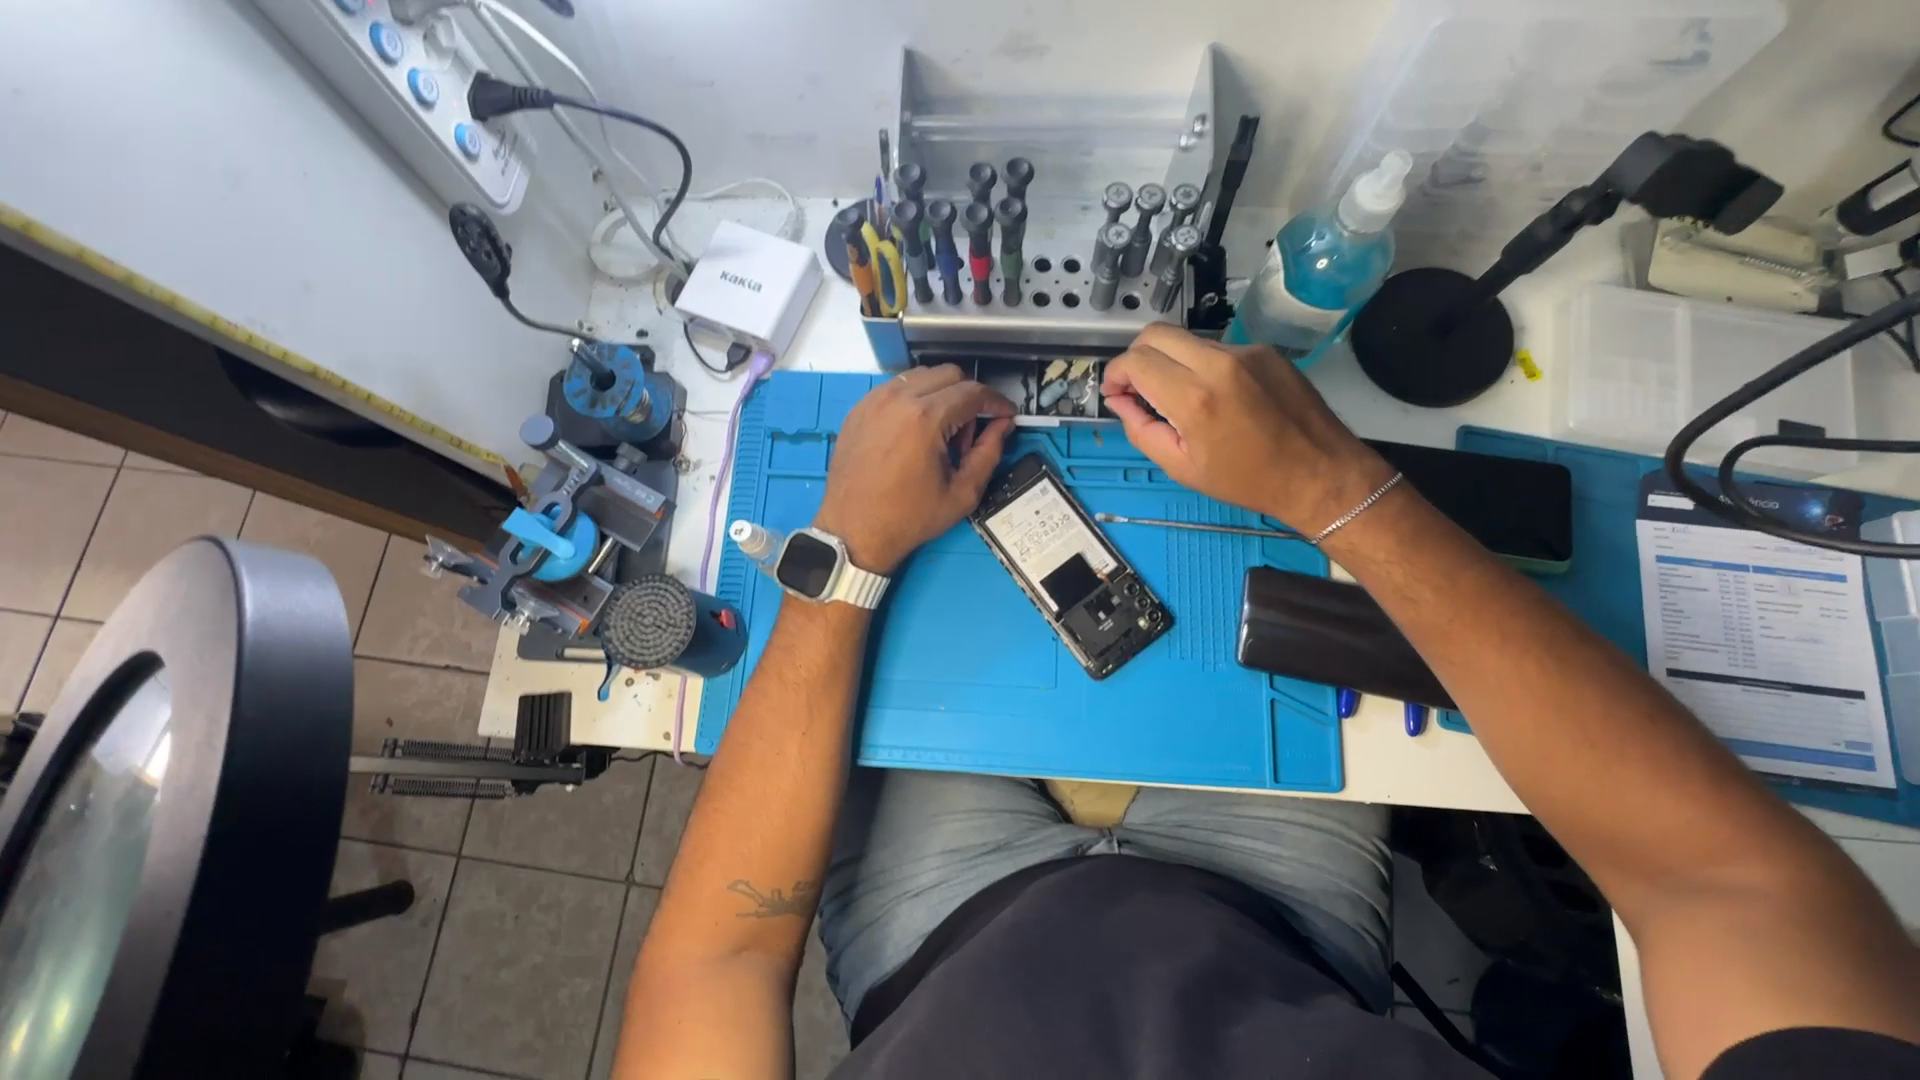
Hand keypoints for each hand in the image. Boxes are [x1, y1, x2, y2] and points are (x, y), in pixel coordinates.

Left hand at [814, 365, 1014, 573]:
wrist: (853, 530)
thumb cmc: (908, 518)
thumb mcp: (961, 493)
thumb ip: (988, 453)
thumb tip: (1003, 426)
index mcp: (926, 418)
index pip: (973, 392)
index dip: (996, 401)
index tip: (1006, 415)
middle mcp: (899, 398)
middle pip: (949, 374)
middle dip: (969, 397)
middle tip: (968, 434)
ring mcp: (874, 400)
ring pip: (921, 377)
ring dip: (941, 395)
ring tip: (940, 434)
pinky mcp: (859, 409)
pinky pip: (896, 389)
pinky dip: (914, 400)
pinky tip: (914, 433)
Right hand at [1101, 324, 1393, 531]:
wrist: (1320, 474)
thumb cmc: (1247, 481)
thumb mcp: (1181, 467)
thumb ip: (1141, 429)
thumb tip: (1120, 402)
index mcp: (1194, 399)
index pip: (1136, 361)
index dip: (1115, 374)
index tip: (1116, 393)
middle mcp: (1218, 364)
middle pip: (1155, 334)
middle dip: (1136, 357)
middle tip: (1138, 387)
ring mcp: (1245, 352)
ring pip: (1187, 339)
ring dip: (1170, 360)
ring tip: (1178, 396)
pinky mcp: (1264, 351)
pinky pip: (1217, 348)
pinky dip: (1202, 365)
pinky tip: (1215, 396)